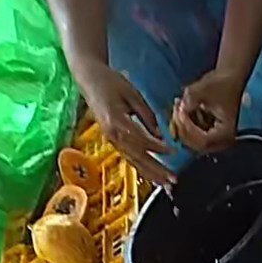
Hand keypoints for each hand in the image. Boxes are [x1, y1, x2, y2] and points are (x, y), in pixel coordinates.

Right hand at [73, 59, 174, 186]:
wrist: (88, 78)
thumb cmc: (110, 81)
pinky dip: (143, 169)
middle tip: (172, 180)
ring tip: (166, 184)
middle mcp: (113, 135)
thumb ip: (147, 116)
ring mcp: (112, 141)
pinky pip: (130, 159)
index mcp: (117, 121)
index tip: (173, 151)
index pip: (141, 139)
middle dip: (157, 170)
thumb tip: (160, 136)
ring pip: (135, 162)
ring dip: (152, 175)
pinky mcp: (113, 143)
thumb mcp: (132, 94)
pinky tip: (153, 177)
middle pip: (139, 157)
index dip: (158, 147)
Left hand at [171, 68, 245, 154]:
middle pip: (197, 145)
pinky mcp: (208, 134)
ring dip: (182, 126)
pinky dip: (185, 124)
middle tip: (176, 109)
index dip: (189, 129)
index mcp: (226, 133)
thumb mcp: (205, 88)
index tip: (180, 111)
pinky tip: (181, 109)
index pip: (204, 141)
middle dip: (183, 129)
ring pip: (193, 141)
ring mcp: (214, 140)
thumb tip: (180, 109)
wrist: (229, 78)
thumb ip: (191, 99)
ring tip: (178, 104)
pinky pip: (193, 136)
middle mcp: (221, 142)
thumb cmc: (221, 83)